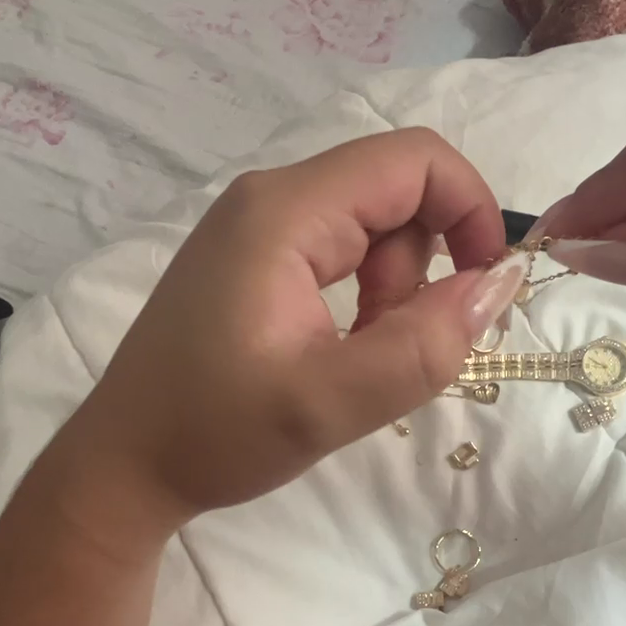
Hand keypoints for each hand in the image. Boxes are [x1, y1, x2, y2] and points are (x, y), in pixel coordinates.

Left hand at [65, 129, 524, 526]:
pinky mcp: (252, 261)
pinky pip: (338, 254)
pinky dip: (362, 298)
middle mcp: (269, 200)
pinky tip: (333, 353)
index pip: (413, 160)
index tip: (485, 286)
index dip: (469, 209)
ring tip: (354, 360)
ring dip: (392, 290)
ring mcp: (257, 229)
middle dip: (424, 266)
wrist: (124, 466)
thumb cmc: (216, 433)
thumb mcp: (331, 401)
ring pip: (371, 228)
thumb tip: (500, 283)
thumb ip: (426, 344)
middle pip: (393, 193)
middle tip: (397, 345)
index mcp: (285, 212)